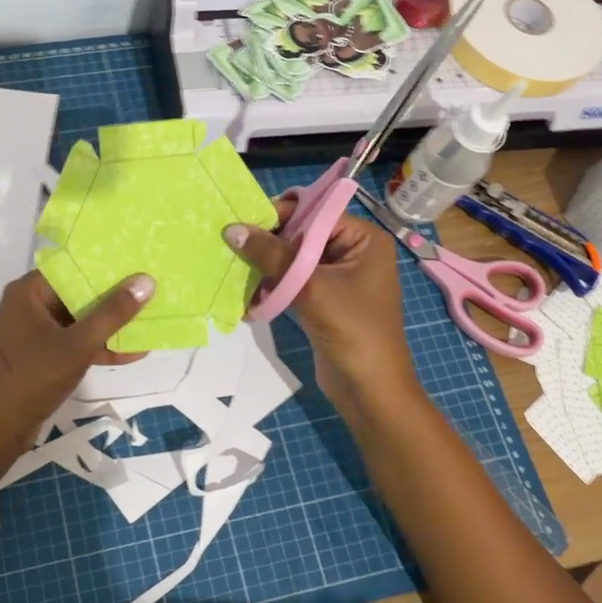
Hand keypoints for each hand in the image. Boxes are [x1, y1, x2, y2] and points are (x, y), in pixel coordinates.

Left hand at [0, 271, 152, 447]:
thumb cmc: (33, 377)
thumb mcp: (79, 344)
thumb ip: (113, 313)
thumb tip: (145, 281)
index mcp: (28, 292)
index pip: (70, 265)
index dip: (104, 263)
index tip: (137, 261)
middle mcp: (28, 305)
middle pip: (77, 292)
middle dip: (113, 295)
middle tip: (151, 287)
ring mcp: (34, 331)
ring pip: (78, 319)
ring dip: (110, 324)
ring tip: (149, 318)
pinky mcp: (41, 355)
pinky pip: (74, 341)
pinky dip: (98, 346)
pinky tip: (134, 352)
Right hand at [225, 196, 413, 393]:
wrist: (369, 389)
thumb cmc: (351, 329)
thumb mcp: (310, 286)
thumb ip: (272, 255)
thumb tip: (232, 229)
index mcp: (363, 239)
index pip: (315, 214)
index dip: (279, 217)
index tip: (242, 223)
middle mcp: (353, 252)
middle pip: (302, 236)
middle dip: (269, 245)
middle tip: (232, 248)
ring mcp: (338, 278)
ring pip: (293, 261)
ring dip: (267, 269)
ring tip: (237, 275)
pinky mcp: (324, 301)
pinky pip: (293, 284)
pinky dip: (273, 288)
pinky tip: (249, 299)